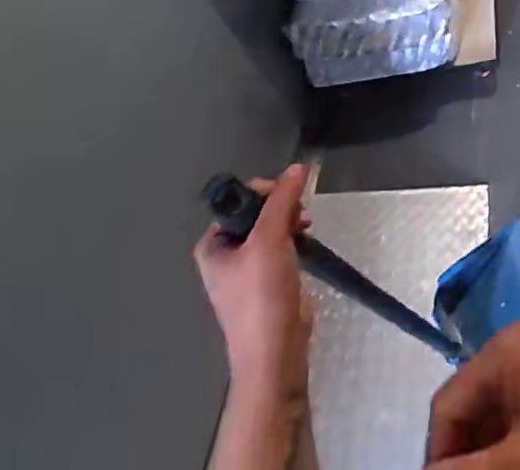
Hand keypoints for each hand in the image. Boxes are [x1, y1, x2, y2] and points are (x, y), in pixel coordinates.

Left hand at [193, 163, 312, 403]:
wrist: (275, 352)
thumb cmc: (262, 295)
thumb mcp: (270, 240)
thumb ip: (282, 200)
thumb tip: (299, 167)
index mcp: (213, 245)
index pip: (239, 201)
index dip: (266, 193)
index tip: (288, 198)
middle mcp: (226, 254)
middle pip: (257, 211)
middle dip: (282, 207)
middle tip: (300, 215)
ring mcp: (248, 268)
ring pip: (272, 227)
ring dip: (291, 220)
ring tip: (306, 226)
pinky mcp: (269, 280)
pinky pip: (282, 244)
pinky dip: (294, 237)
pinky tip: (306, 241)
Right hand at [426, 322, 519, 469]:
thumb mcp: (517, 465)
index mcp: (503, 350)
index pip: (448, 403)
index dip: (438, 455)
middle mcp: (512, 350)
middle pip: (465, 410)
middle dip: (461, 455)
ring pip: (484, 421)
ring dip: (478, 458)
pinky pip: (506, 424)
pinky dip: (498, 454)